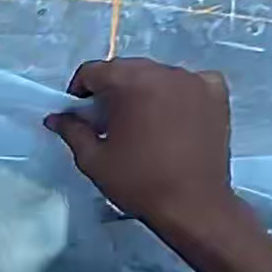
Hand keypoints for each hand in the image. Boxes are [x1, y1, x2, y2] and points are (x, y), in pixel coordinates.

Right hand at [45, 57, 237, 227]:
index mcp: (131, 84)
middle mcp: (165, 73)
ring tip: (137, 121)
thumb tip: (55, 117)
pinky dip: (173, 92)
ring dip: (140, 90)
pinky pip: (188, 82)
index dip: (79, 90)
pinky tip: (169, 115)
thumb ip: (72, 130)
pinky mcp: (216, 94)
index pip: (93, 70)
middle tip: (105, 120)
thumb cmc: (135, 181)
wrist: (191, 203)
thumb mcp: (92, 158)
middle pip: (125, 68)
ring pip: (155, 74)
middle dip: (109, 88)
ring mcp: (195, 81)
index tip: (79, 114)